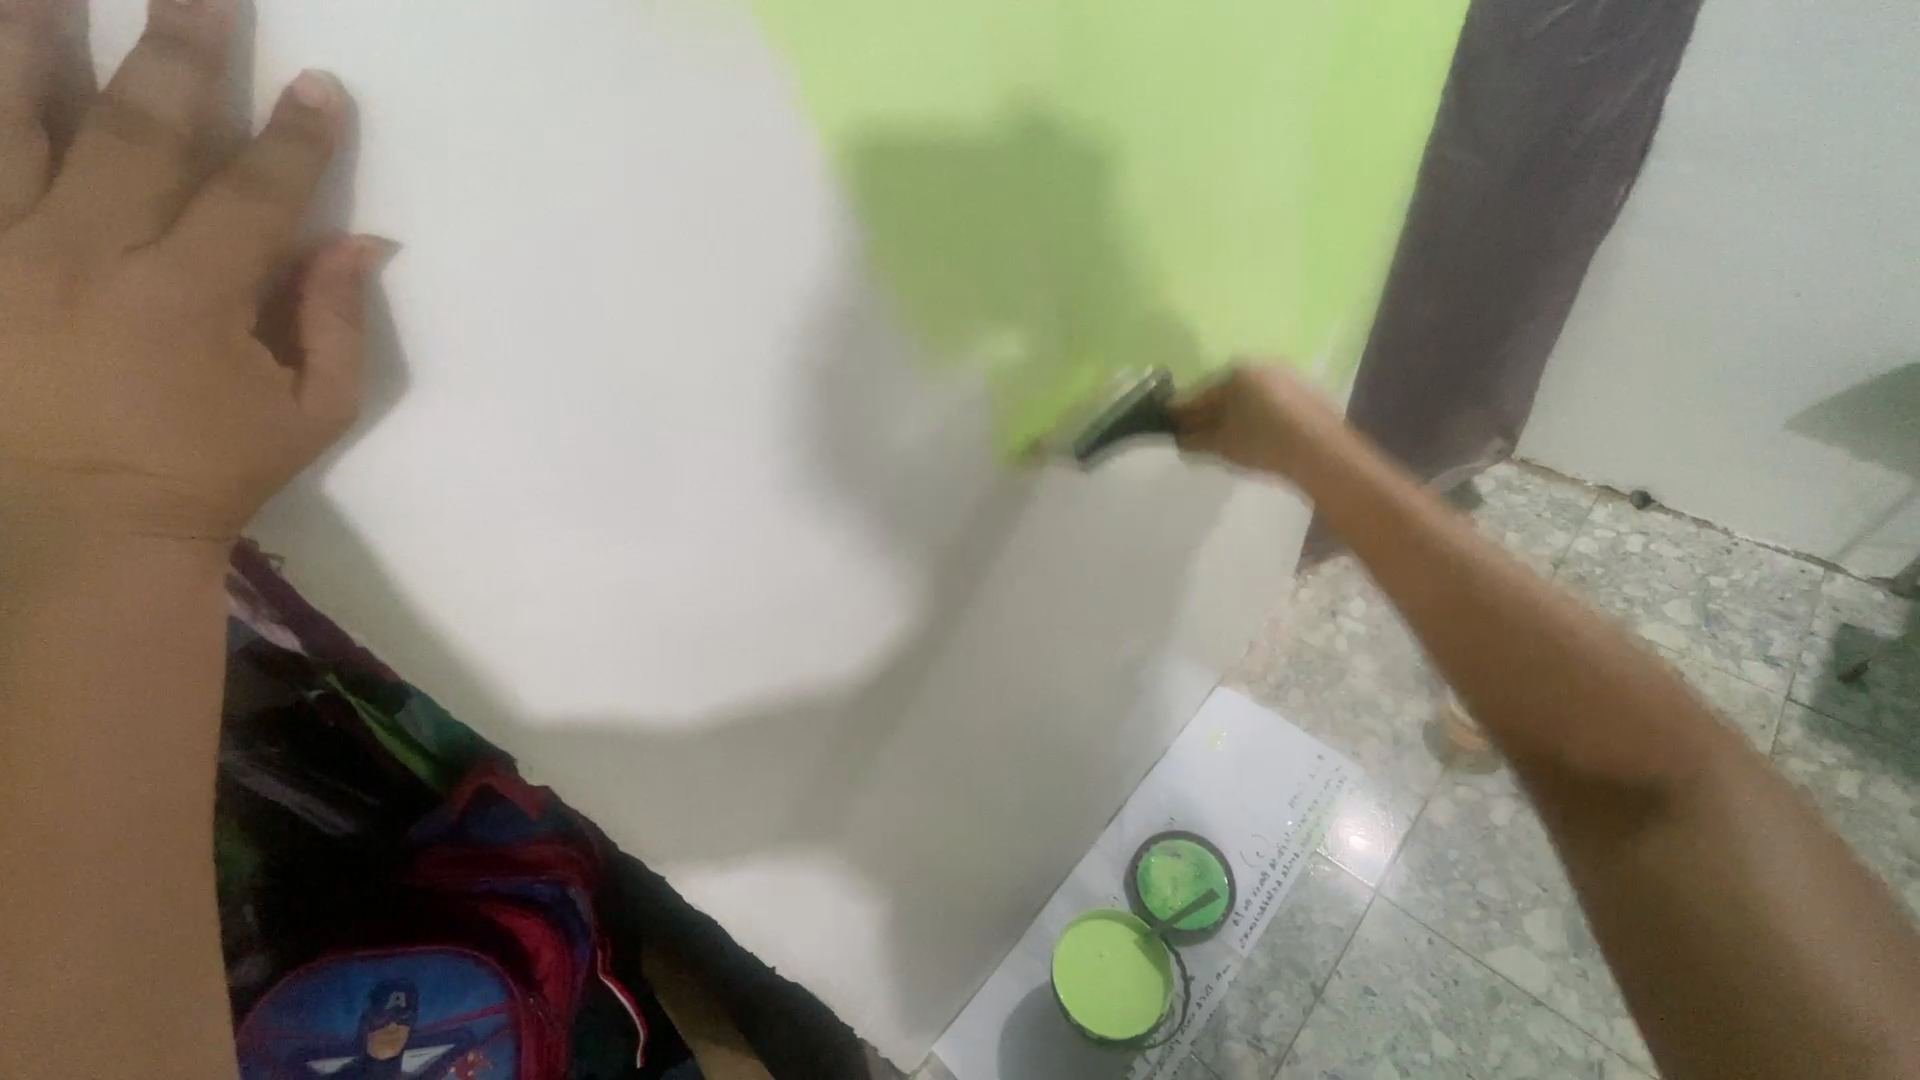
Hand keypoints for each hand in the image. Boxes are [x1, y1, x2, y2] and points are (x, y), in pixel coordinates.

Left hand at [0, 0, 385, 550]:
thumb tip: (363, 242)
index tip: (324, 85)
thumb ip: (335, 321)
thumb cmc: (216, 467)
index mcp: (195, 296)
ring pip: (15, 121)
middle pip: (142, 130)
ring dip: (35, 42)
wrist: (80, 522)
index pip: (259, 192)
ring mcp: (4, 253)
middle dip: (181, 54)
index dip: (297, 137)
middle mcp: (92, 254)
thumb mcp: (312, 411)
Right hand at [1170, 362, 1349, 481]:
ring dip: (1233, 416)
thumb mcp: (1220, 446)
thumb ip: (1193, 440)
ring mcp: (1287, 378)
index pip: (1197, 395)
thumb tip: (1178, 438)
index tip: (1166, 425)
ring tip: (1224, 441)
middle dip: (1207, 414)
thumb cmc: (1263, 443)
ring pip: (1248, 398)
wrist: (1323, 453)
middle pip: (1223, 393)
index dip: (1179, 413)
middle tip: (1195, 436)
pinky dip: (1256, 418)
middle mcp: (1261, 366)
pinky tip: (1255, 438)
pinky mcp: (1307, 395)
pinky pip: (1269, 405)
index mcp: (1235, 372)